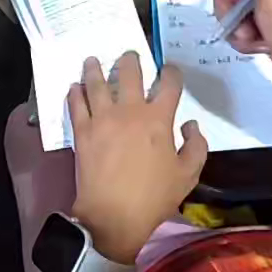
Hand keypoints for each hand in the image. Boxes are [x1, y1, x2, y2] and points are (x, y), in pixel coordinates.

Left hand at [67, 52, 207, 263]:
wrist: (113, 215)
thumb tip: (190, 125)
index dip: (171, 73)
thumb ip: (196, 146)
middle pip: (129, 73)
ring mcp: (102, 119)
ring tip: (93, 60)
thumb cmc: (155, 196)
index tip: (169, 70)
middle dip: (131, 60)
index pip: (168, 84)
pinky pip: (76, 104)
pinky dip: (75, 92)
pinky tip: (74, 86)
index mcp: (159, 119)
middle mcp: (130, 111)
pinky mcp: (82, 131)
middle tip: (129, 55)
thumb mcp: (189, 174)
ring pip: (96, 83)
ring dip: (95, 68)